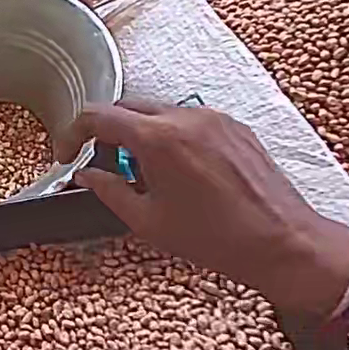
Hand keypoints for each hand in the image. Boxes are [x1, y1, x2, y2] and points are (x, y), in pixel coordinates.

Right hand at [56, 101, 348, 316]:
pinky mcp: (232, 126)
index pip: (98, 116)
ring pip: (157, 112)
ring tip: (143, 174)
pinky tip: (176, 171)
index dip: (72, 133)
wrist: (280, 241)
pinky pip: (187, 120)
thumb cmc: (214, 238)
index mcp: (158, 139)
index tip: (67, 154)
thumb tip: (85, 176)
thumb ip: (109, 191)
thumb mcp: (147, 221)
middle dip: (106, 133)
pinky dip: (169, 136)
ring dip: (138, 134)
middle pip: (126, 108)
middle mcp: (185, 118)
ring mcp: (213, 118)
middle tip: (103, 166)